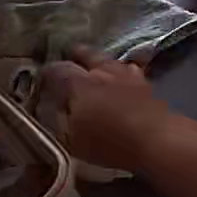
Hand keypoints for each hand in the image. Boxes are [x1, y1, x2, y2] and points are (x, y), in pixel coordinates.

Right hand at [36, 47, 175, 170]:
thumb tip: (50, 105)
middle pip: (86, 54)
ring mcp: (126, 73)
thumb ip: (56, 119)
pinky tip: (122, 75)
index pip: (57, 69)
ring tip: (93, 66)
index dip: (47, 72)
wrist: (155, 137)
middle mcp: (103, 72)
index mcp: (80, 83)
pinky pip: (128, 68)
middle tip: (67, 56)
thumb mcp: (70, 139)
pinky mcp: (144, 81)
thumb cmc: (108, 142)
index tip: (41, 78)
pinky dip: (121, 70)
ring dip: (98, 60)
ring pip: (109, 59)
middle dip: (75, 55)